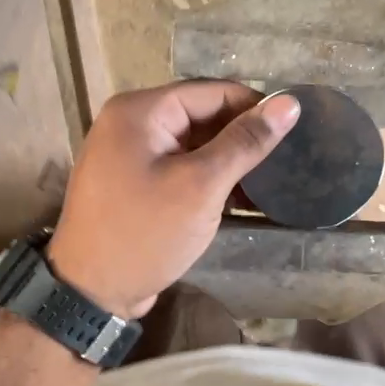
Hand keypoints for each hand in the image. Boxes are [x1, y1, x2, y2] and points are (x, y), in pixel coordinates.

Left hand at [44, 81, 299, 318]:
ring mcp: (131, 153)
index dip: (256, 107)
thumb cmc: (145, 233)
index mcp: (141, 110)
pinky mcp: (136, 182)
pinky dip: (210, 178)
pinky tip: (244, 197)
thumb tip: (290, 104)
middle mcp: (132, 122)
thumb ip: (245, 142)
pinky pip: (181, 166)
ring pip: (195, 143)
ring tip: (274, 179)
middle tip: (290, 158)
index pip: (213, 92)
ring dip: (231, 160)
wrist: (89, 293)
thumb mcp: (202, 185)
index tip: (295, 131)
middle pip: (203, 115)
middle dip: (244, 136)